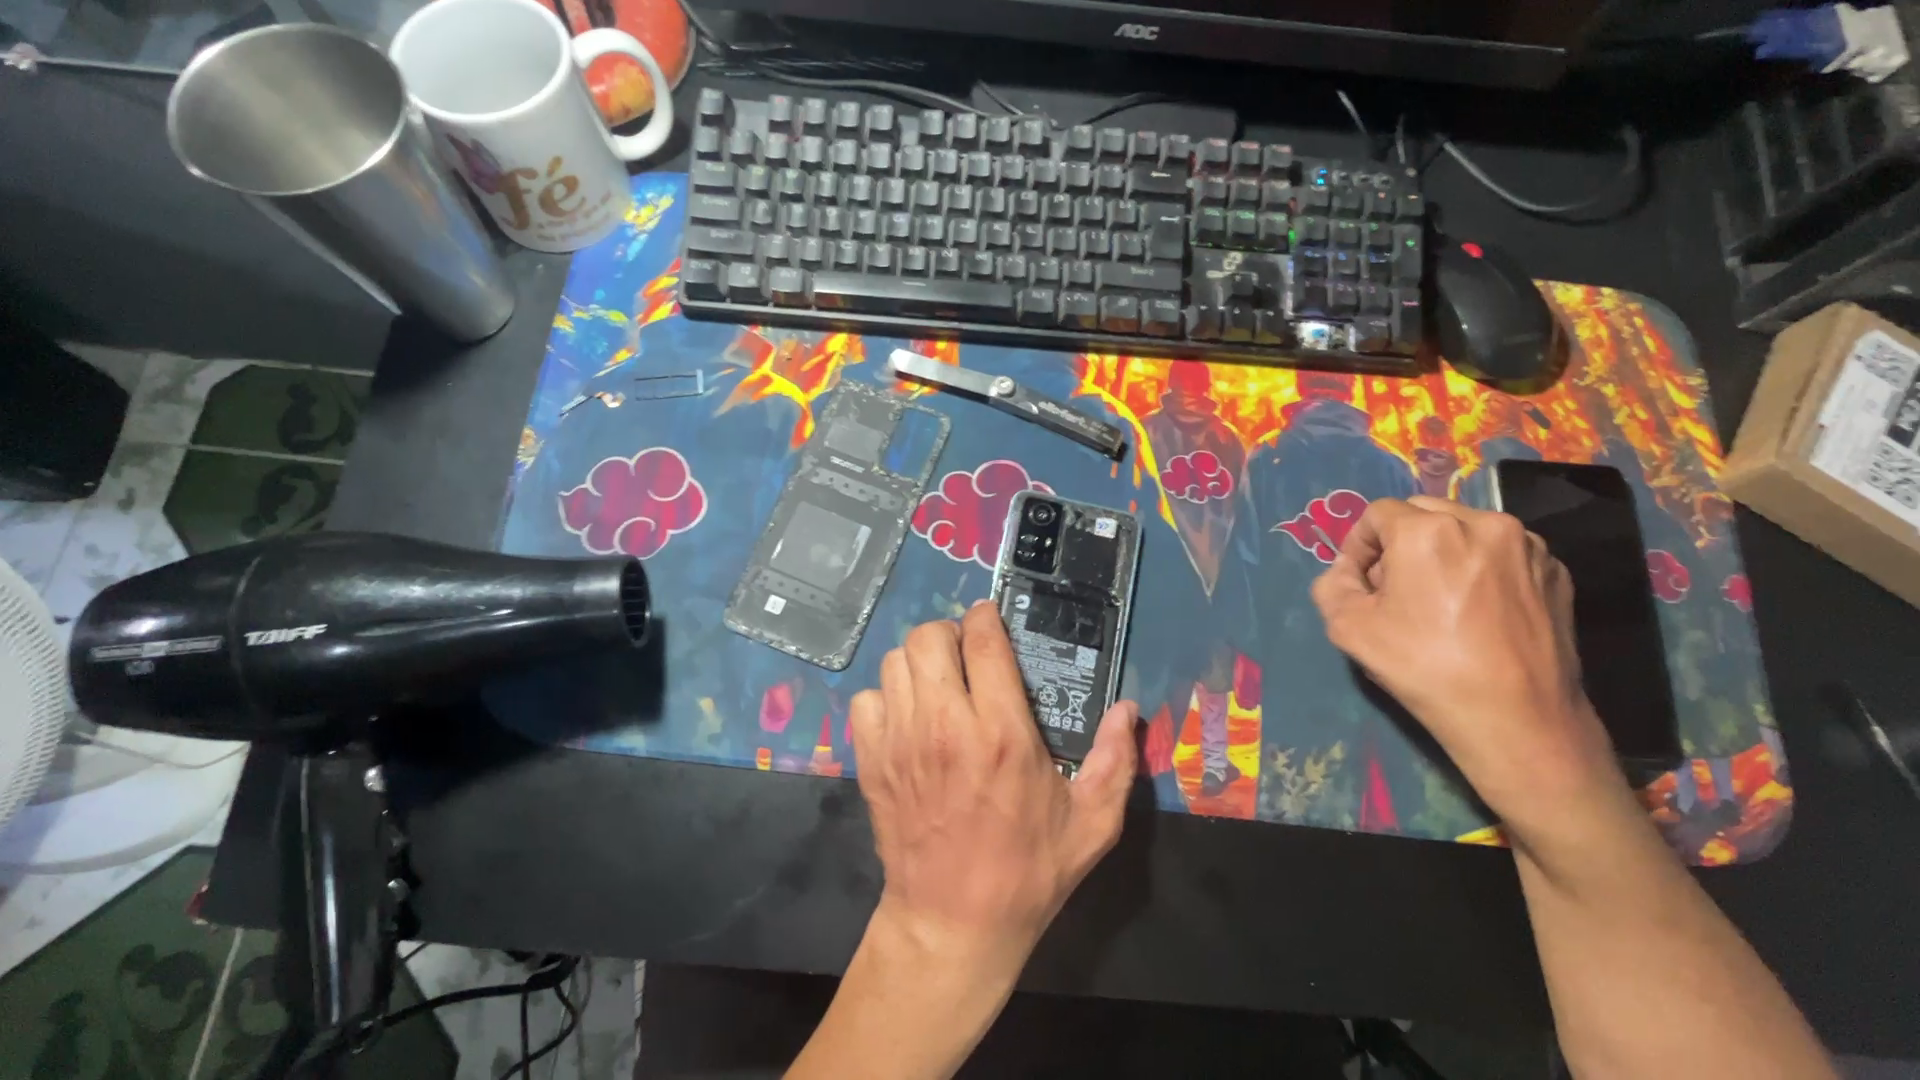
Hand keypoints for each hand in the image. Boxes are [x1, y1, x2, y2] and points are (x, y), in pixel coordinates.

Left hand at [850, 602, 1138, 972]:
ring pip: (895, 662)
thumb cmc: (1029, 871)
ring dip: (918, 663)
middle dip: (949, 634)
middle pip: (929, 638)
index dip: (986, 618)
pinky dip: (885, 698)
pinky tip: (907, 718)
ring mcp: (902, 742)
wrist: (954, 922)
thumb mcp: (1093, 823)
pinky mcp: (872, 762)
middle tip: (966, 656)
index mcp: (1003, 733)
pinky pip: (867, 700)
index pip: (983, 642)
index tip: (990, 620)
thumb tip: (1128, 709)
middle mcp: (946, 726)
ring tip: (938, 684)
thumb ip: (1115, 760)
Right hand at [1309, 497, 1621, 839]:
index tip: (1359, 581)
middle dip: (1401, 542)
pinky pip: (1505, 554)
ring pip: (1468, 529)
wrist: (1516, 718)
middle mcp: (1482, 522)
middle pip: (1424, 513)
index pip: (1377, 513)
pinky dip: (1484, 570)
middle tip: (1395, 588)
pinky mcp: (1555, 573)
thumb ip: (1332, 585)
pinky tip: (1479, 612)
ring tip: (1440, 600)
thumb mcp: (1348, 629)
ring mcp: (1528, 546)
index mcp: (1427, 530)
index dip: (1359, 544)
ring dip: (1444, 552)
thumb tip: (1348, 571)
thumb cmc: (1424, 668)